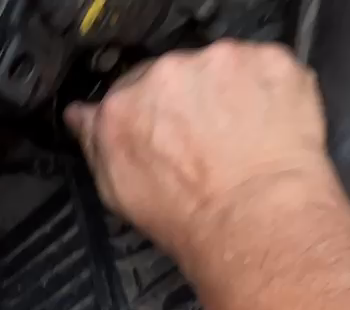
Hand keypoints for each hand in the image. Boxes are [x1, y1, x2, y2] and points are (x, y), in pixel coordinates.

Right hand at [64, 41, 341, 261]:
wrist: (247, 210)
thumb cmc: (181, 209)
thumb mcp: (112, 187)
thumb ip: (94, 142)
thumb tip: (83, 118)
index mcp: (119, 108)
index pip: (117, 95)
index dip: (134, 115)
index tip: (145, 129)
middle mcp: (163, 77)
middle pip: (164, 76)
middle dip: (174, 102)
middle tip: (188, 140)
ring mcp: (217, 63)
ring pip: (210, 68)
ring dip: (214, 93)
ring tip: (222, 135)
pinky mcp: (266, 59)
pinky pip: (256, 65)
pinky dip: (254, 88)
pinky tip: (251, 124)